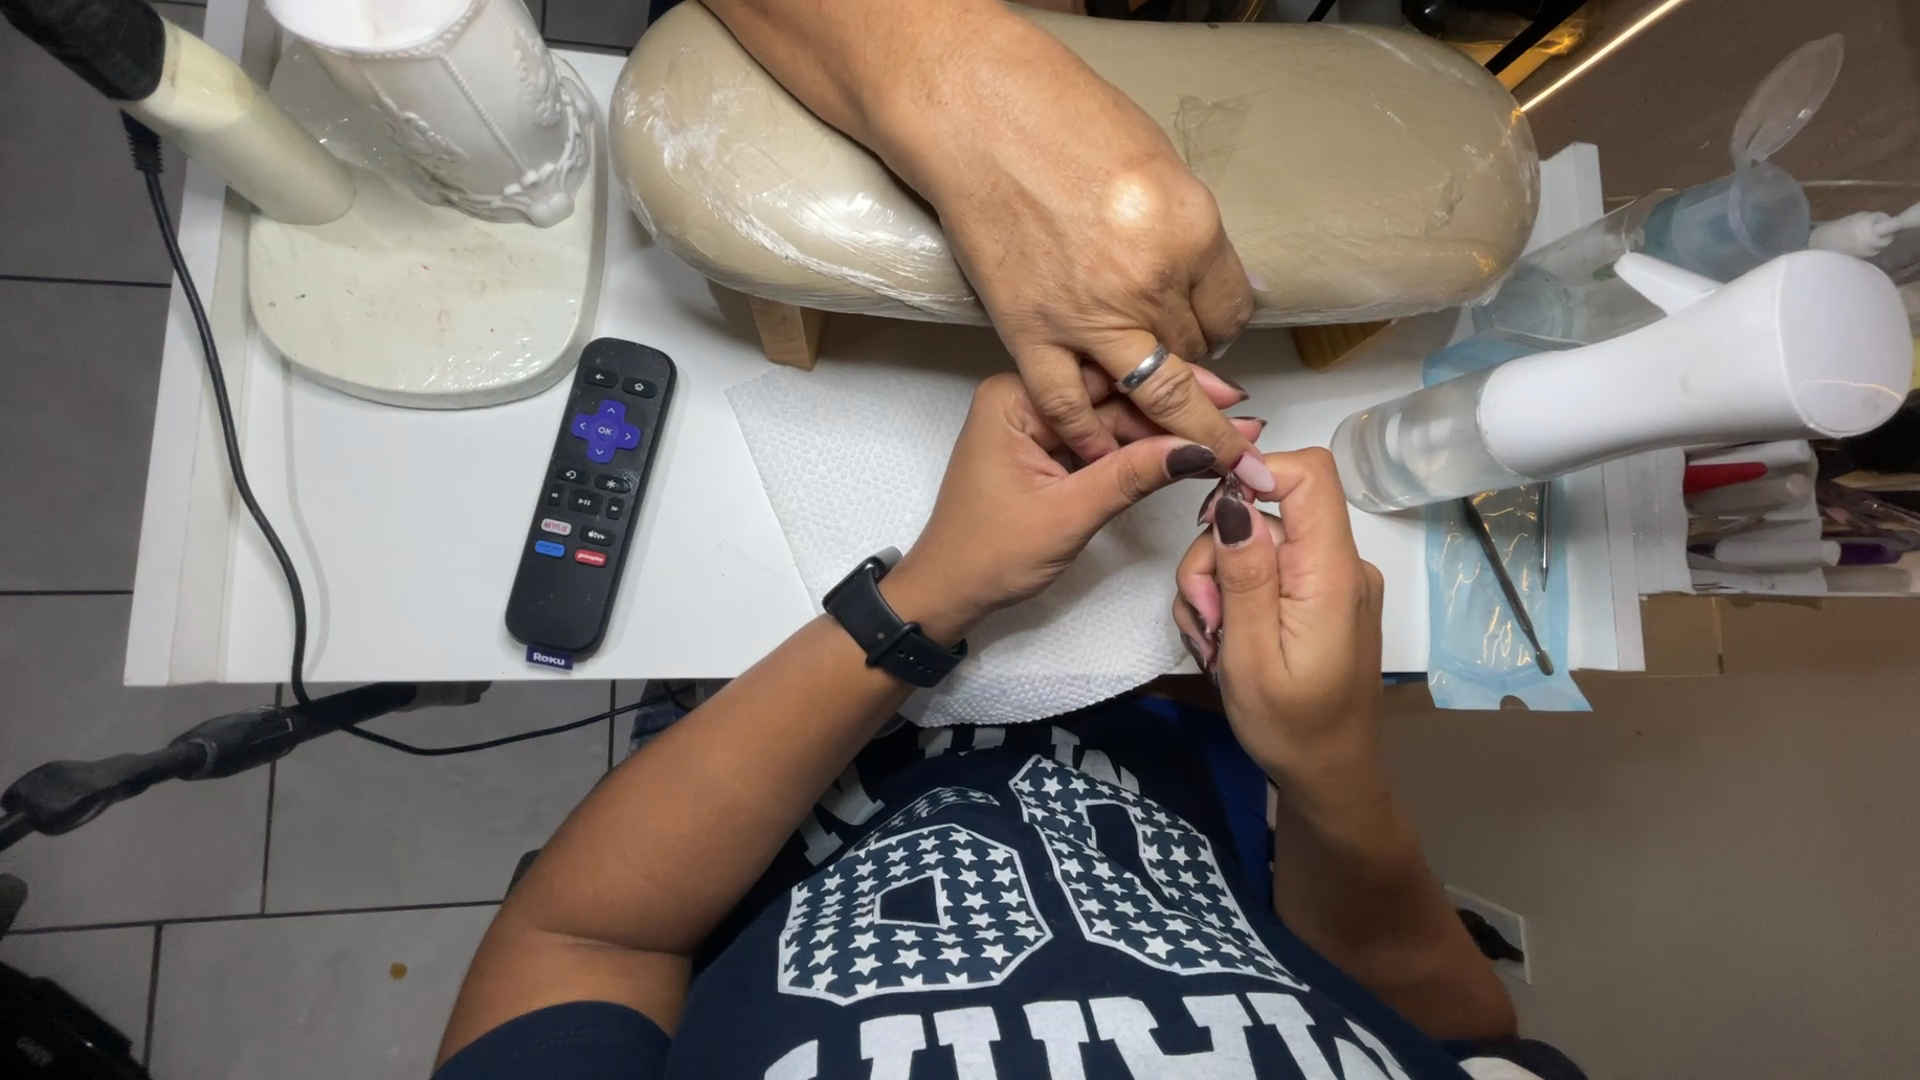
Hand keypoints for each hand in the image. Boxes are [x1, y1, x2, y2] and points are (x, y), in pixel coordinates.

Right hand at [872, 14, 1270, 491]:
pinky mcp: (1033, 336)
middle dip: (1204, 373)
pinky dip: (1093, 435)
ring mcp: (1090, 318)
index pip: (1231, 308)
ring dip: (1181, 426)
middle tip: (1210, 394)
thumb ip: (1186, 230)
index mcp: (1189, 229)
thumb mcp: (1156, 162)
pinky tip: (1108, 453)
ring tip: (1202, 453)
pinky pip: (1072, 405)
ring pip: (1156, 394)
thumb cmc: (1060, 122)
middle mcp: (1147, 283)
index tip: (1216, 334)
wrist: (977, 121)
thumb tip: (1205, 274)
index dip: (1226, 328)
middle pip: (1197, 354)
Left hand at [884, 370, 1263, 644]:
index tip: (1231, 403)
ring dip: (1161, 437)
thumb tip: (1200, 446)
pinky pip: (1096, 443)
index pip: (1106, 383)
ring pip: (1109, 422)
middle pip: (1111, 398)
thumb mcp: (1067, 514)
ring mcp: (1032, 425)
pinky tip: (1179, 455)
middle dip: (1174, 416)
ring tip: (1224, 440)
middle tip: (1242, 424)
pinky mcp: (1041, 451)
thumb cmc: (989, 555)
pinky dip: (1134, 455)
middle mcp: (1023, 399)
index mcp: (1014, 398)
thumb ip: (1132, 476)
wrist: (949, 591)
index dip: (1173, 394)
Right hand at [1170, 450, 1385, 778]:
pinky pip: (1262, 573)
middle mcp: (1337, 565)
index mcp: (1331, 574)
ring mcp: (1325, 581)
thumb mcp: (1250, 657)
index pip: (1308, 475)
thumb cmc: (1290, 728)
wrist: (1327, 776)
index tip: (1208, 517)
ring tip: (1214, 644)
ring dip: (1214, 588)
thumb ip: (1244, 577)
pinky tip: (1225, 643)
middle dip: (1212, 560)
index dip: (1253, 472)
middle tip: (1205, 620)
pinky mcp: (1312, 596)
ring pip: (1249, 545)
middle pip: (1261, 516)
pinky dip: (1231, 600)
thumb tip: (1232, 501)